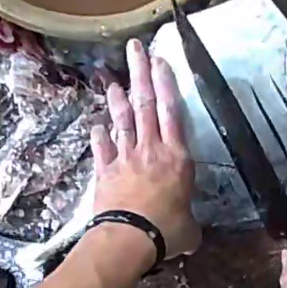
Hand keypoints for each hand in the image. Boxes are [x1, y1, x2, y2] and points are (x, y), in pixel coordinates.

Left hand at [88, 38, 201, 259]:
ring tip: (114, 82)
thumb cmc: (167, 231)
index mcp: (177, 158)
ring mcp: (125, 159)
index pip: (173, 112)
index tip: (161, 61)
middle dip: (140, 74)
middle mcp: (150, 150)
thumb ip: (189, 225)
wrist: (129, 238)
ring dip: (118, 101)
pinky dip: (99, 137)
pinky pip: (102, 150)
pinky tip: (97, 127)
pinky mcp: (105, 173)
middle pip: (145, 105)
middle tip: (135, 49)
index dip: (166, 84)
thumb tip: (189, 237)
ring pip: (122, 122)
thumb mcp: (189, 230)